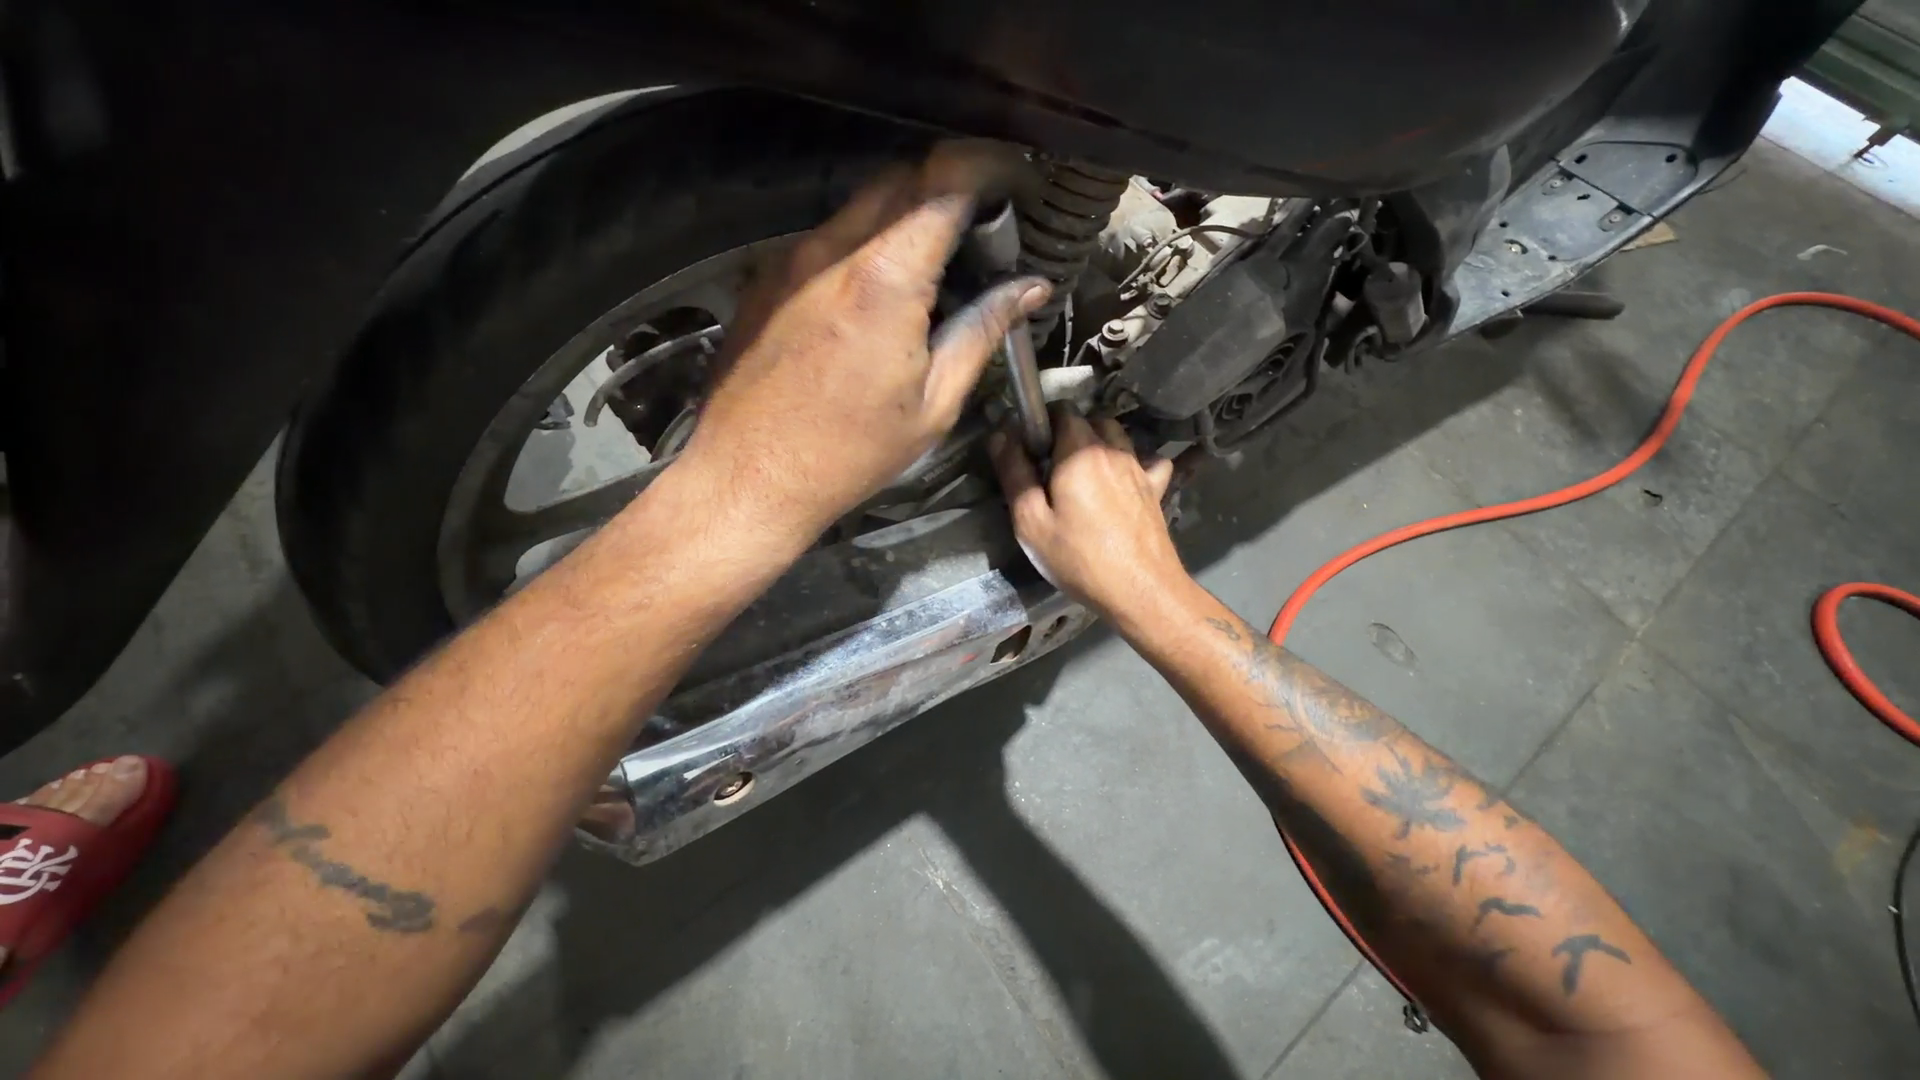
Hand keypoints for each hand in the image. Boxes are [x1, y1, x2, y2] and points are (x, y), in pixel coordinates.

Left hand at [678, 141, 1050, 542]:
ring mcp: (791, 260)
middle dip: (952, 183)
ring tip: (942, 257)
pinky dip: (868, 241)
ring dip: (908, 213)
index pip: (944, 183)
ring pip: (861, 205)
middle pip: (902, 179)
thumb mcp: (934, 402)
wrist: (748, 477)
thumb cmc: (848, 453)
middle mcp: (831, 251)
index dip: (989, 168)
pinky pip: (828, 237)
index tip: (1016, 180)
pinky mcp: (767, 278)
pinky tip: (885, 287)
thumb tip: (1029, 287)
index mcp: (884, 280)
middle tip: (988, 220)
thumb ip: (982, 330)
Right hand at [989, 407, 1182, 619]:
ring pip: (1118, 436)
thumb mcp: (1031, 522)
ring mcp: (1140, 468)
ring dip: (1099, 443)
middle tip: (1050, 466)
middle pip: (1090, 420)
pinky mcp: (1156, 489)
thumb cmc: (1079, 559)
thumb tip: (1001, 435)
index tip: (1030, 449)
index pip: (1062, 410)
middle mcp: (1113, 450)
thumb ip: (1014, 474)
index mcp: (1079, 452)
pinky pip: (1149, 460)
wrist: (1140, 590)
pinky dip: (1136, 462)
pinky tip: (1125, 480)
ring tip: (1082, 475)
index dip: (1042, 423)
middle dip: (1069, 432)